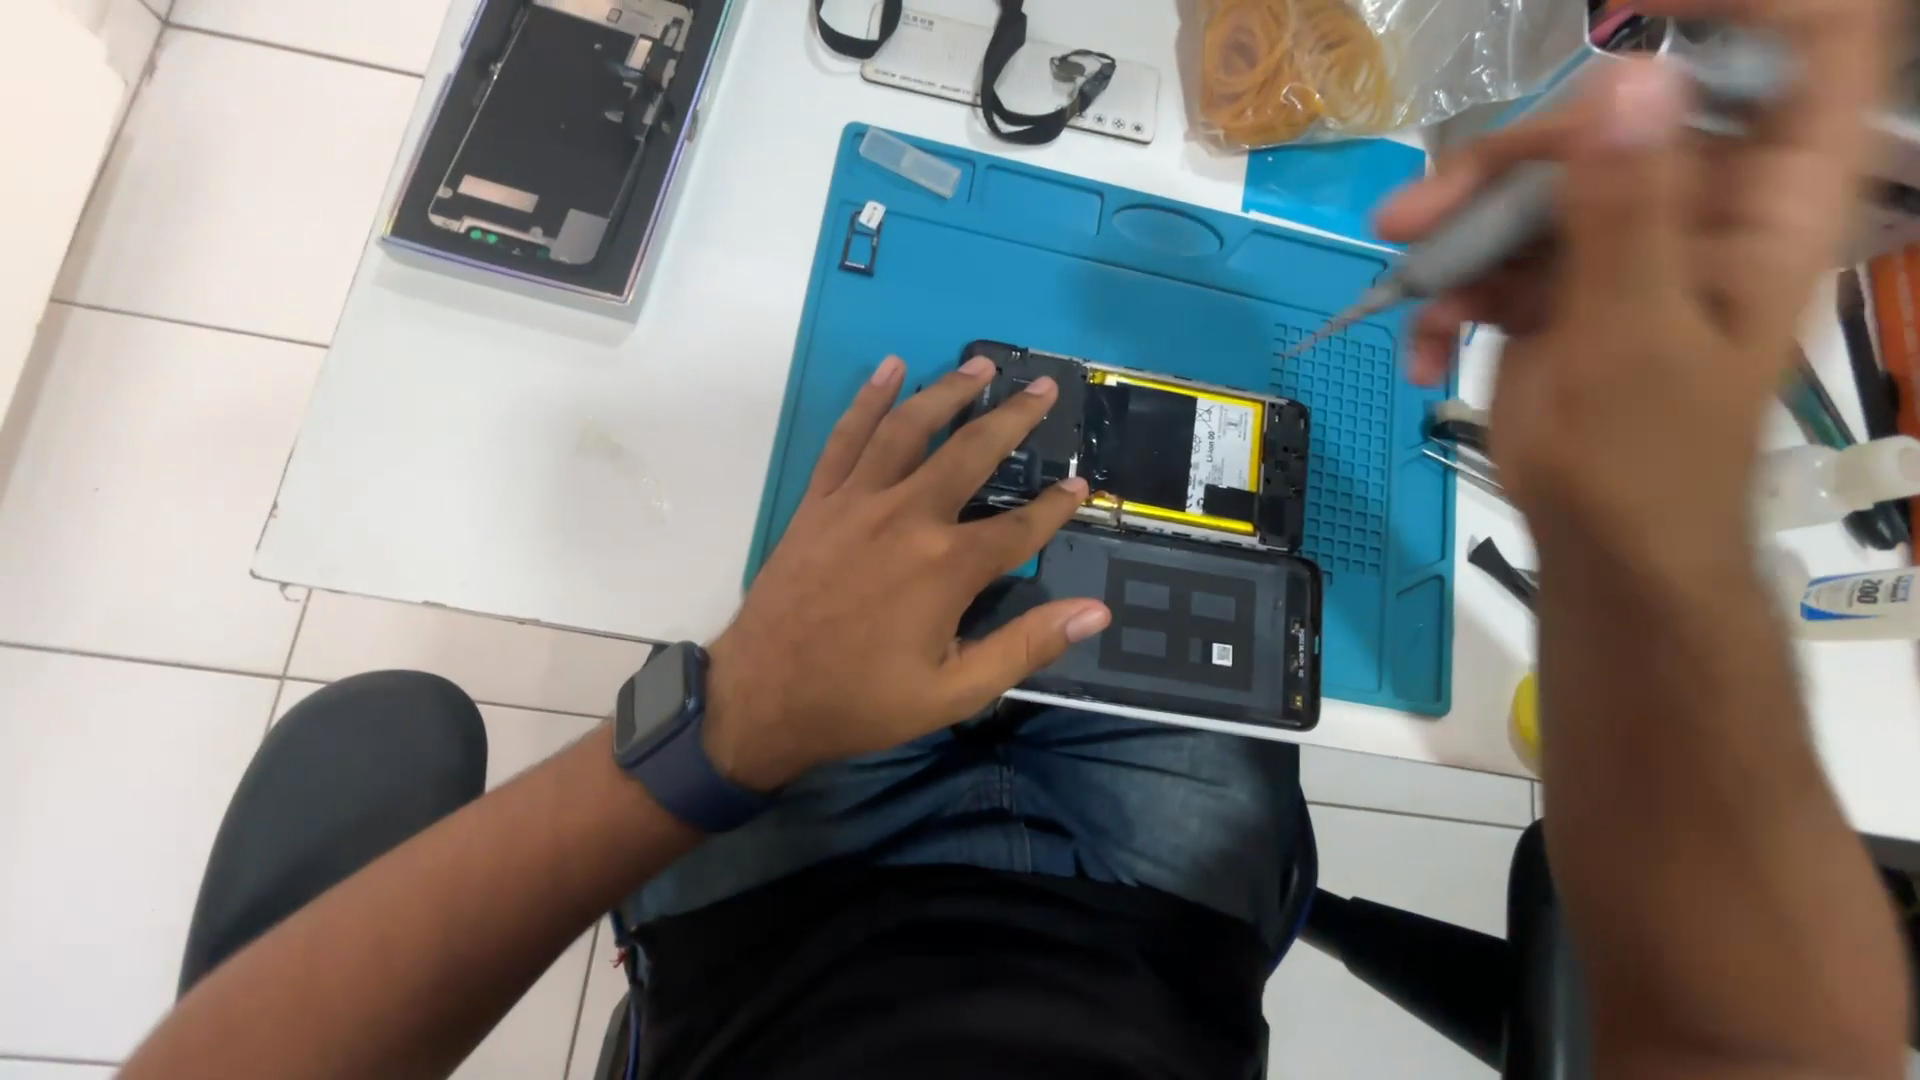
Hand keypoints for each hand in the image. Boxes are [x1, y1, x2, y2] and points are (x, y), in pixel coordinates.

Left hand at [702, 354, 1111, 791]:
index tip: (1081, 485)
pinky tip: (890, 370)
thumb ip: (1026, 646)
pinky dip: (869, 400)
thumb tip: (1095, 612)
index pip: (1019, 527)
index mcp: (946, 566)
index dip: (1055, 507)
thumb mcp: (955, 692)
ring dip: (948, 391)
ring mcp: (858, 502)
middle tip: (1042, 387)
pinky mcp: (819, 501)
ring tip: (980, 365)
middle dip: (1013, 419)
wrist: (763, 697)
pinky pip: (846, 438)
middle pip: (971, 453)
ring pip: (910, 429)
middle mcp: (907, 517)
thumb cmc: (863, 701)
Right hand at [1376, 0, 1890, 565]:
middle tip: (1413, 218)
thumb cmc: (1646, 455)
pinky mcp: (1553, 296)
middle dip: (1498, 175)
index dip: (1735, 5)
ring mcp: (1613, 255)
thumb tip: (1628, 79)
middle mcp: (1690, 212)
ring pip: (1525, 205)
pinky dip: (1447, 310)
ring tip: (1407, 295)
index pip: (1799, 51)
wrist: (1601, 540)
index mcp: (1762, 203)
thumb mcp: (1633, 335)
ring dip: (1452, 248)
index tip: (1624, 7)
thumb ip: (1628, 213)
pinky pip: (1489, 272)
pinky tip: (1425, 359)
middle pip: (1602, 136)